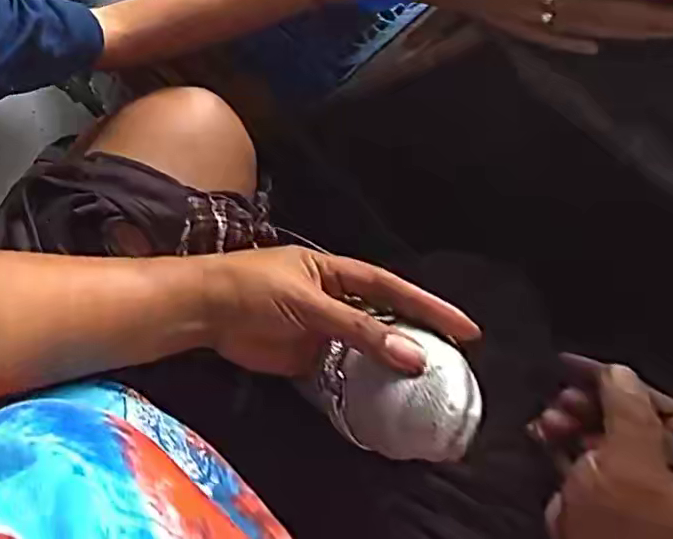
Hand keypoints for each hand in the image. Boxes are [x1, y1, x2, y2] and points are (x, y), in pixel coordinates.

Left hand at [201, 246, 480, 377]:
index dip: (425, 304)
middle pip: (380, 317)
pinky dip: (368, 383)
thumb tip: (416, 356)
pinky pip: (346, 370)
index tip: (467, 329)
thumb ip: (357, 329)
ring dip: (394, 364)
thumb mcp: (306, 302)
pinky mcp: (306, 354)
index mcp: (326, 270)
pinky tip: (394, 401)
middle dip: (416, 337)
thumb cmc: (250, 289)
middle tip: (459, 364)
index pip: (385, 285)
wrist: (205, 310)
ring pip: (366, 346)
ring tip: (437, 388)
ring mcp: (318, 327)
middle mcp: (327, 296)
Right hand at [535, 360, 672, 538]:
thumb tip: (619, 372)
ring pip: (603, 439)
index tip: (575, 366)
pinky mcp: (601, 498)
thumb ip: (628, 416)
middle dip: (590, 406)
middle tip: (560, 400)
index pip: (672, 419)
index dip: (625, 387)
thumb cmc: (628, 530)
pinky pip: (582, 456)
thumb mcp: (631, 468)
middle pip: (634, 427)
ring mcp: (638, 496)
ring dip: (569, 421)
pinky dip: (560, 441)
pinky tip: (543, 437)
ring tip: (548, 423)